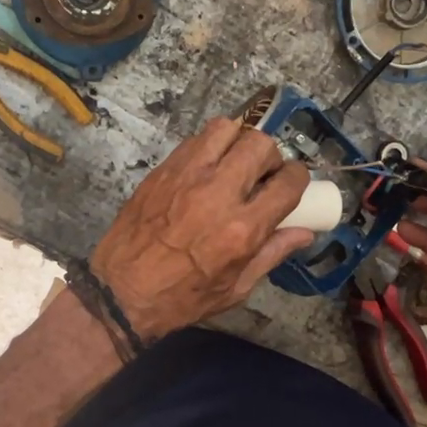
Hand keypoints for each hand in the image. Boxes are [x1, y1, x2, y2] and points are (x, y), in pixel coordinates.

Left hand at [92, 118, 314, 339]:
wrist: (123, 292)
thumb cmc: (183, 298)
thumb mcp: (236, 288)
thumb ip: (272, 254)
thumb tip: (304, 232)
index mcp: (242, 229)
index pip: (287, 183)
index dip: (299, 178)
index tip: (293, 184)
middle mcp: (218, 193)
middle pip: (260, 145)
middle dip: (271, 156)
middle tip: (263, 174)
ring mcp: (187, 176)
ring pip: (226, 128)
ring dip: (239, 141)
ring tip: (235, 162)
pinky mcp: (163, 170)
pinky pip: (195, 140)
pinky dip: (210, 146)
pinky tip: (208, 168)